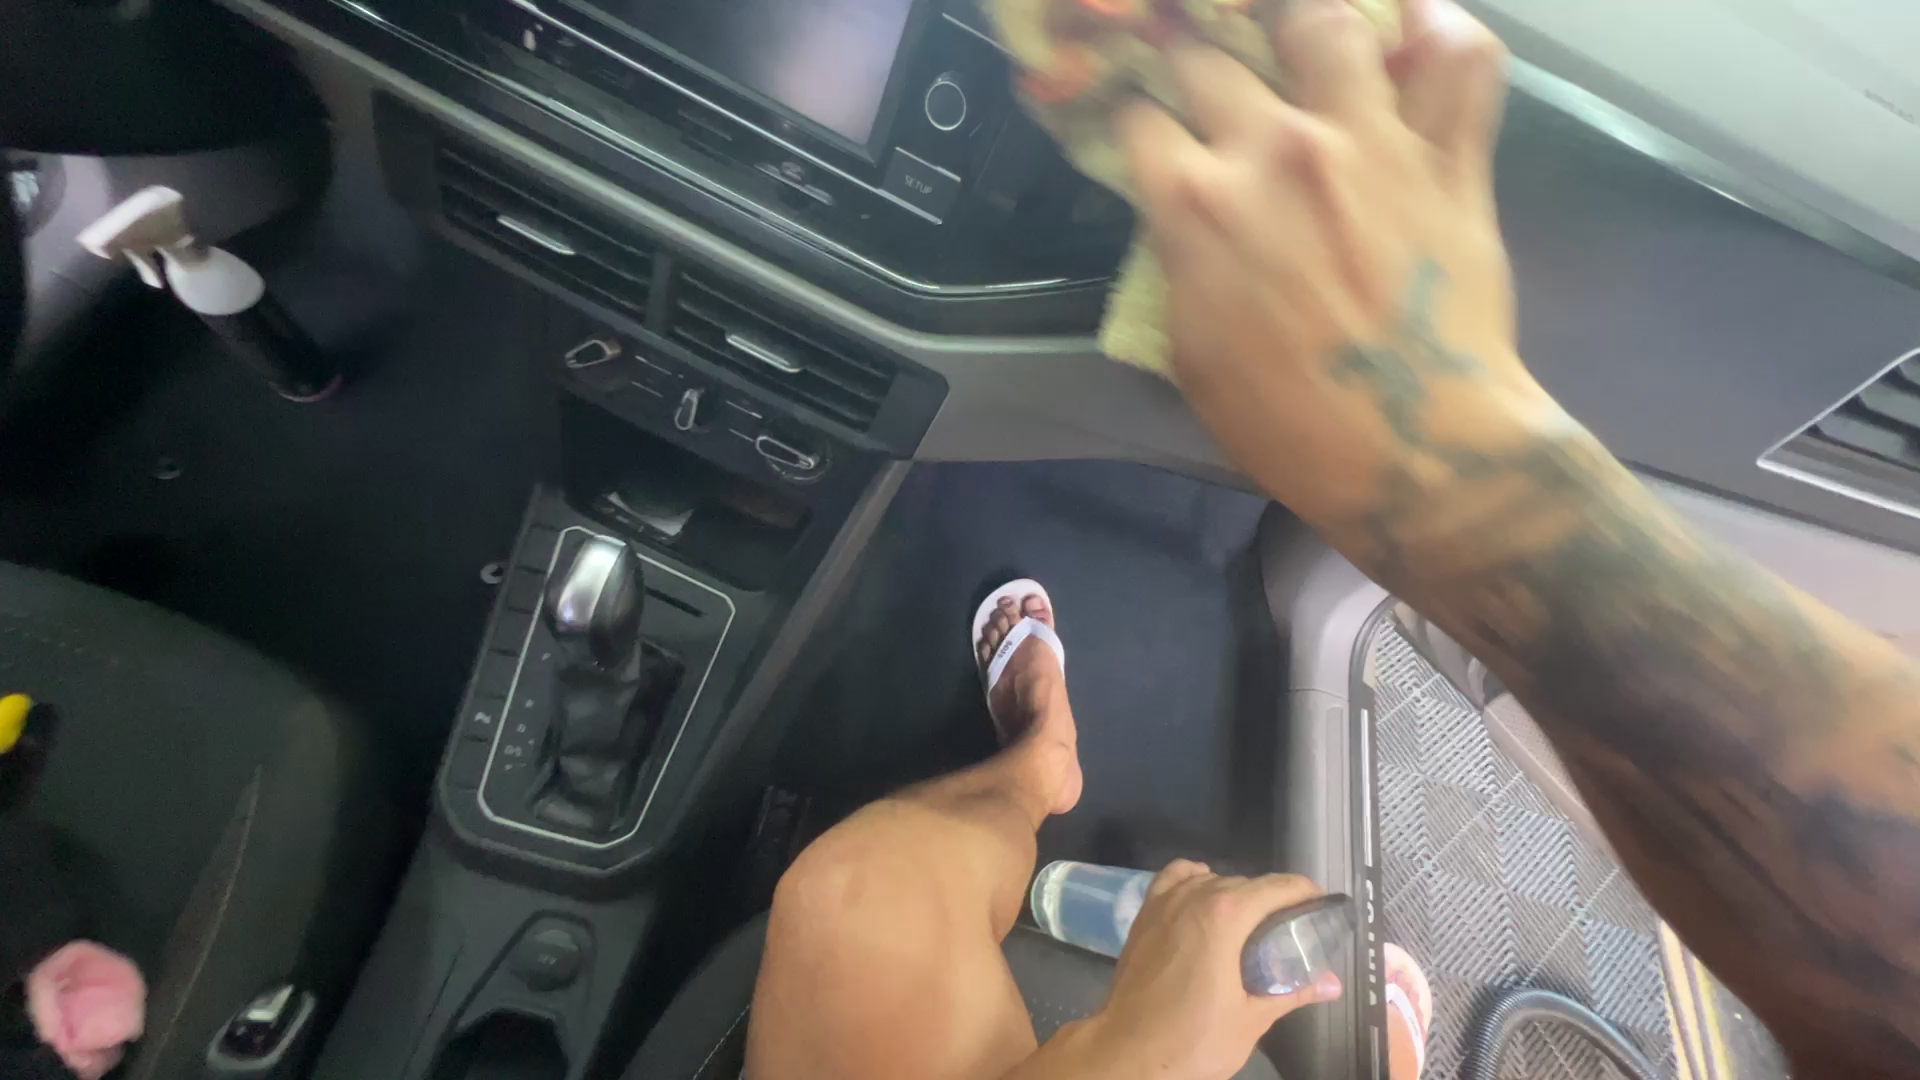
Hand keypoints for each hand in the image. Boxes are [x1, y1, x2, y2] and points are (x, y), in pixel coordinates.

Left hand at [1085, 862, 1341, 1079]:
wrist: (1130, 1050)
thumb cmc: (1194, 1039)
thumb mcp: (1252, 1019)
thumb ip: (1293, 991)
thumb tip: (1332, 982)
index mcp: (1224, 915)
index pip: (1273, 887)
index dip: (1302, 890)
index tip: (1322, 902)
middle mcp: (1193, 894)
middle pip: (1244, 883)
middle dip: (1273, 899)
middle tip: (1294, 928)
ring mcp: (1165, 899)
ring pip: (1211, 879)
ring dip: (1236, 893)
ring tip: (1254, 924)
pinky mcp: (1145, 910)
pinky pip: (1175, 877)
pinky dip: (1195, 879)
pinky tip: (1206, 898)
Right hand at [1120, 0, 1559, 535]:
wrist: (1405, 447)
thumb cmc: (1277, 420)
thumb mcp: (1187, 349)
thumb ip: (1179, 263)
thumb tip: (1181, 218)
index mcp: (1195, 206)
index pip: (1137, 120)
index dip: (1121, 107)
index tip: (1124, 109)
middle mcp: (1274, 148)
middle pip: (1210, 55)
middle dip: (1181, 42)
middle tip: (1181, 42)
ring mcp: (1370, 142)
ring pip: (1330, 21)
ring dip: (1298, 15)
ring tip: (1290, 24)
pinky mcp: (1449, 157)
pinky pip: (1458, 60)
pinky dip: (1438, 35)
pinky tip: (1413, 36)